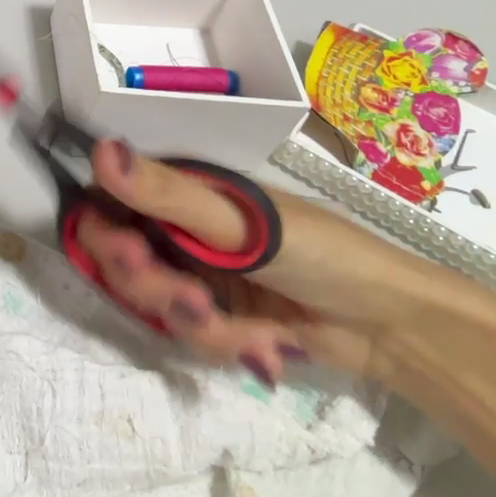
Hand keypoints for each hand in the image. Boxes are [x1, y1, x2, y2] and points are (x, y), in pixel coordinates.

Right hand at [75, 139, 469, 387]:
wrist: (394, 326)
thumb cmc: (322, 252)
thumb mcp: (242, 222)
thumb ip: (167, 193)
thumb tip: (101, 151)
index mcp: (177, 191)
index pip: (105, 205)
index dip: (103, 235)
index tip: (131, 257)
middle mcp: (173, 227)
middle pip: (118, 261)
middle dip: (154, 290)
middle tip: (197, 305)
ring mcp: (190, 272)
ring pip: (150, 303)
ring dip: (198, 325)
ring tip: (253, 335)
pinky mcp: (210, 315)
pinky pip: (186, 334)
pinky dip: (226, 344)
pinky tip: (268, 345)